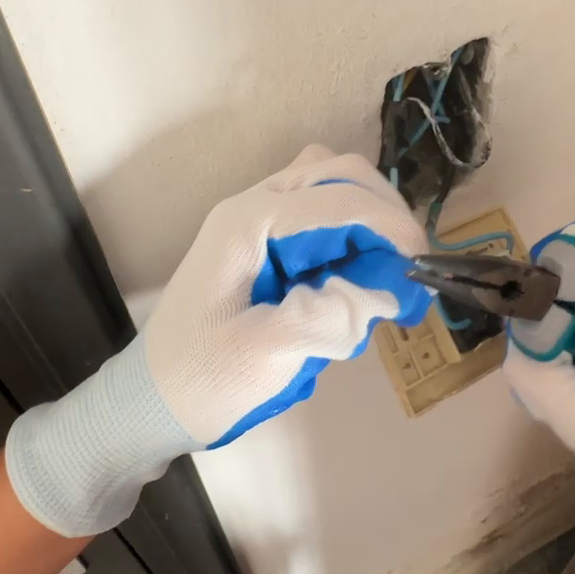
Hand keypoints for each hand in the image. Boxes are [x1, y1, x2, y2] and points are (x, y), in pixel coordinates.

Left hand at [6, 145, 430, 535]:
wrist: (151, 401)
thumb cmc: (201, 379)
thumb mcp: (261, 356)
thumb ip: (322, 319)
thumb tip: (379, 295)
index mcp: (247, 222)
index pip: (336, 200)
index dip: (389, 224)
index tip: (423, 264)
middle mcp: (253, 207)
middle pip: (334, 171)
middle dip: (382, 208)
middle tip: (408, 262)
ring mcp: (257, 221)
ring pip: (328, 184)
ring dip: (368, 214)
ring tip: (388, 263)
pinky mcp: (265, 243)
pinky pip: (320, 214)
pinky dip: (351, 231)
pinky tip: (359, 271)